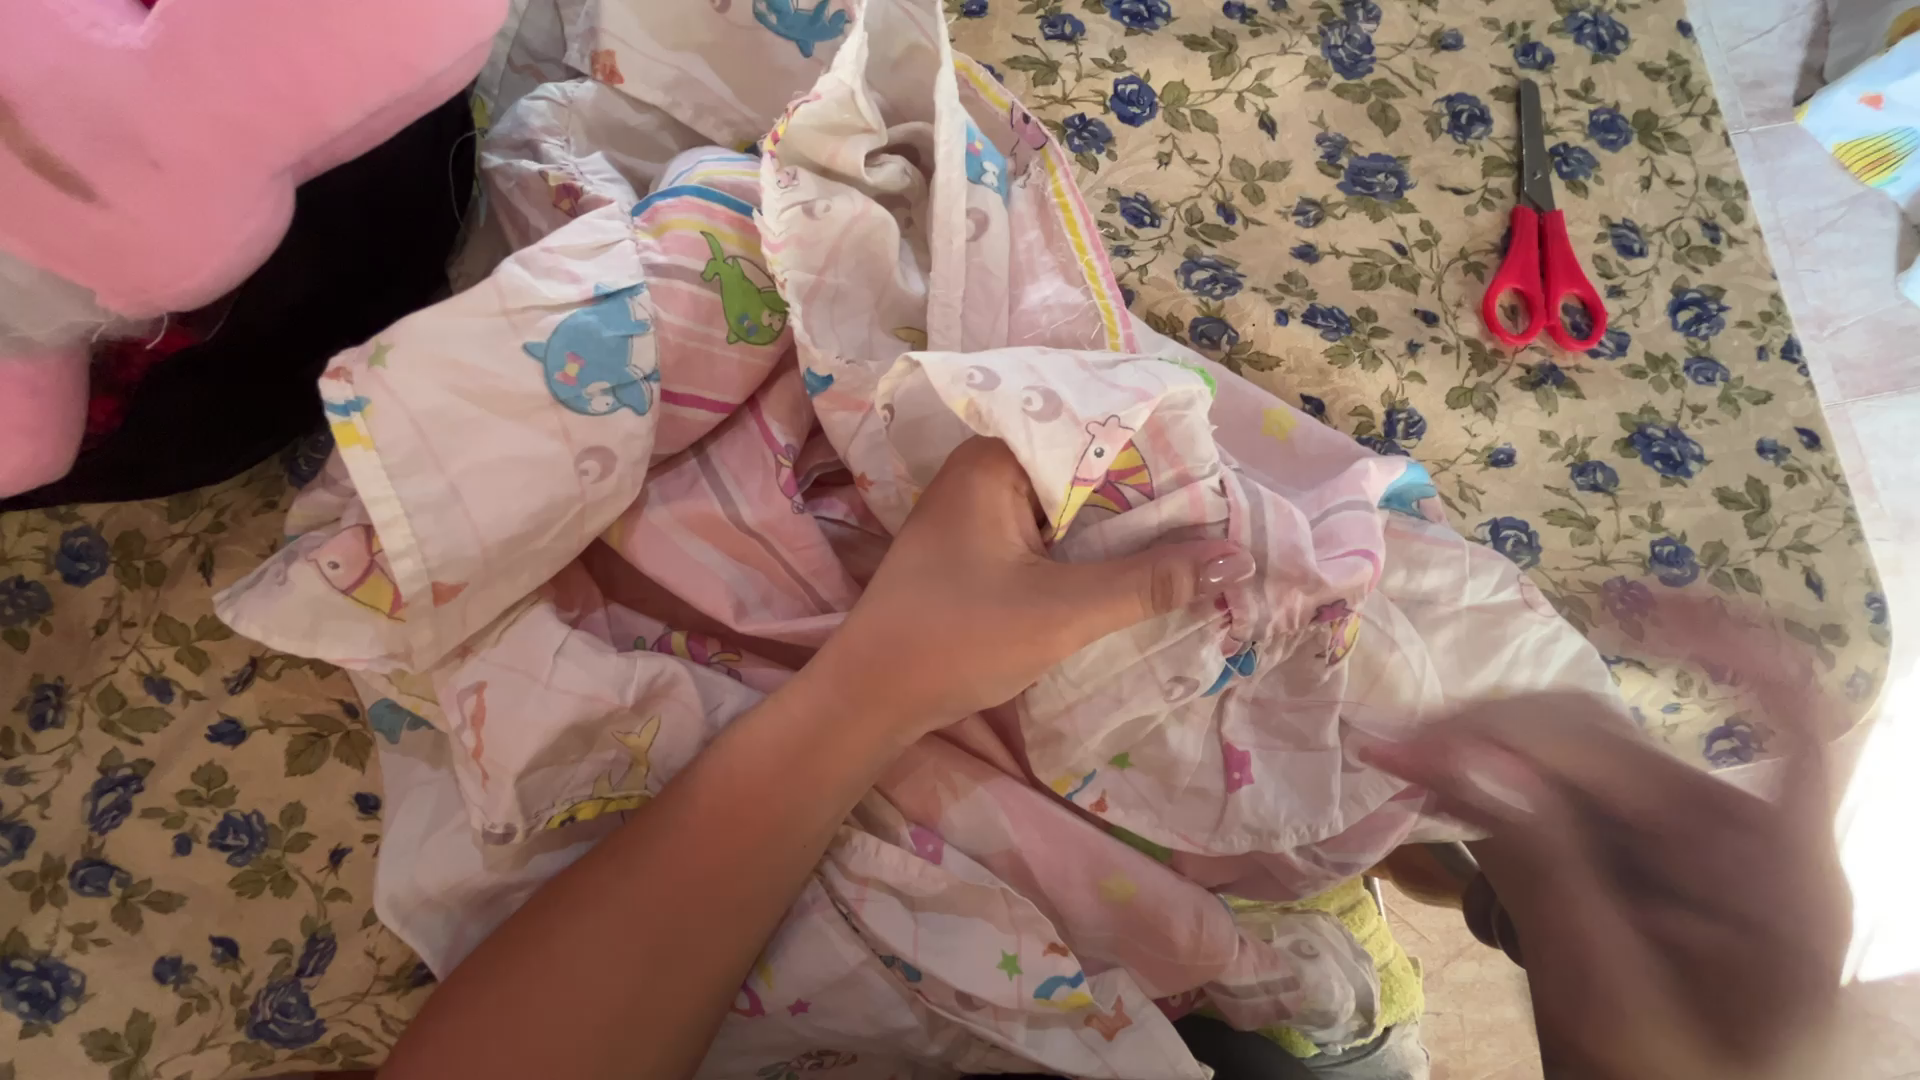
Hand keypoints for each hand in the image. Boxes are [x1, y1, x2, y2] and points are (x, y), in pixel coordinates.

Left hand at [806, 436, 1253, 738]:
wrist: (871, 696)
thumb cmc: (956, 640)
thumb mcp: (1062, 611)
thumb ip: (1148, 581)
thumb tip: (1235, 558)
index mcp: (995, 458)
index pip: (1093, 430)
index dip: (1158, 452)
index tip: (1218, 476)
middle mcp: (983, 470)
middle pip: (1082, 468)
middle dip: (1144, 495)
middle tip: (1216, 514)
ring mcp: (976, 510)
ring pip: (1066, 505)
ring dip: (1117, 526)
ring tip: (1191, 537)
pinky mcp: (976, 547)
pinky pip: (1045, 532)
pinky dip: (1084, 548)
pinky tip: (1130, 565)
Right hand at [1355, 609, 1850, 1079]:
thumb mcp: (1604, 993)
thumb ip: (1543, 869)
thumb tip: (1457, 754)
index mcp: (1771, 866)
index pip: (1782, 719)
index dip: (1718, 644)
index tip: (1627, 601)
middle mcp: (1717, 827)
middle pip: (1600, 734)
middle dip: (1489, 731)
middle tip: (1388, 754)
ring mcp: (1657, 829)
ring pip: (1550, 745)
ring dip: (1469, 750)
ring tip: (1400, 774)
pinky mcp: (1605, 836)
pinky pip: (1531, 778)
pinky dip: (1473, 775)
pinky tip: (1432, 788)